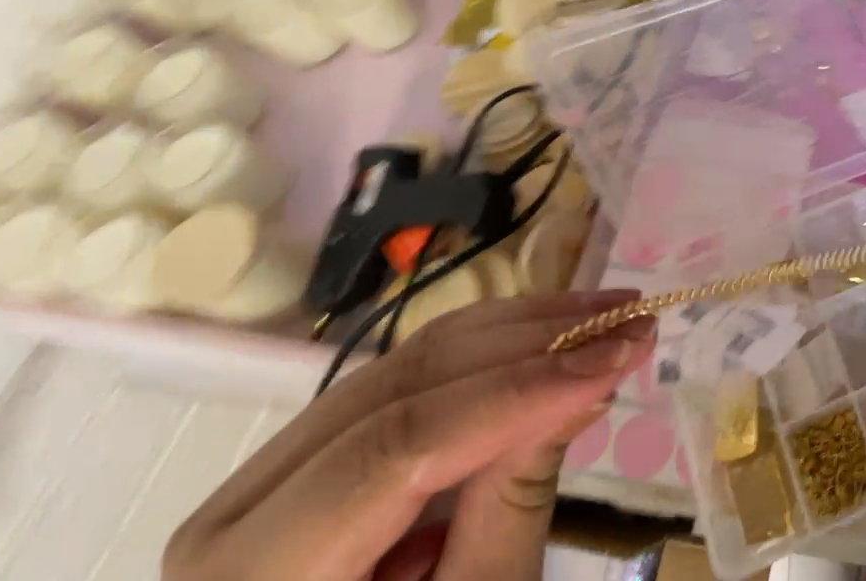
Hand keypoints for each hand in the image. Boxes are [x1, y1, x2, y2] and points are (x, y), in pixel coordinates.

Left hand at [164, 290, 654, 580]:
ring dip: (521, 330)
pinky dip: (492, 351)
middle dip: (530, 342)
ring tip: (611, 311)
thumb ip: (515, 499)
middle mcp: (234, 507)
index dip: (517, 390)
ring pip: (406, 364)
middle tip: (630, 317)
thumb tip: (589, 376)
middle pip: (400, 386)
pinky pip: (405, 382)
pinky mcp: (313, 455)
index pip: (394, 445)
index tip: (619, 354)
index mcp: (250, 575)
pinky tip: (555, 332)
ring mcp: (269, 472)